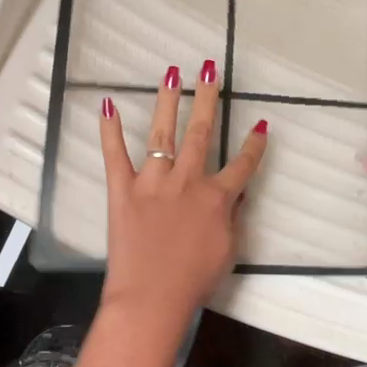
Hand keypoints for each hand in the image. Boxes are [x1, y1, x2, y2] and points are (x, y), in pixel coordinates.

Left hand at [98, 60, 267, 316]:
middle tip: (210, 69)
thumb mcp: (229, 250)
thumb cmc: (195, 280)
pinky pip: (114, 155)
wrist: (152, 297)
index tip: (261, 125)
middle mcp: (187, 180)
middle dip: (207, 98)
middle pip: (201, 132)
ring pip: (162, 133)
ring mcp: (153, 182)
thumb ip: (232, 217)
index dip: (254, 146)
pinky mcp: (122, 190)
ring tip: (171, 72)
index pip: (242, 165)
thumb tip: (235, 194)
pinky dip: (109, 129)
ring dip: (168, 100)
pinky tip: (106, 104)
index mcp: (217, 197)